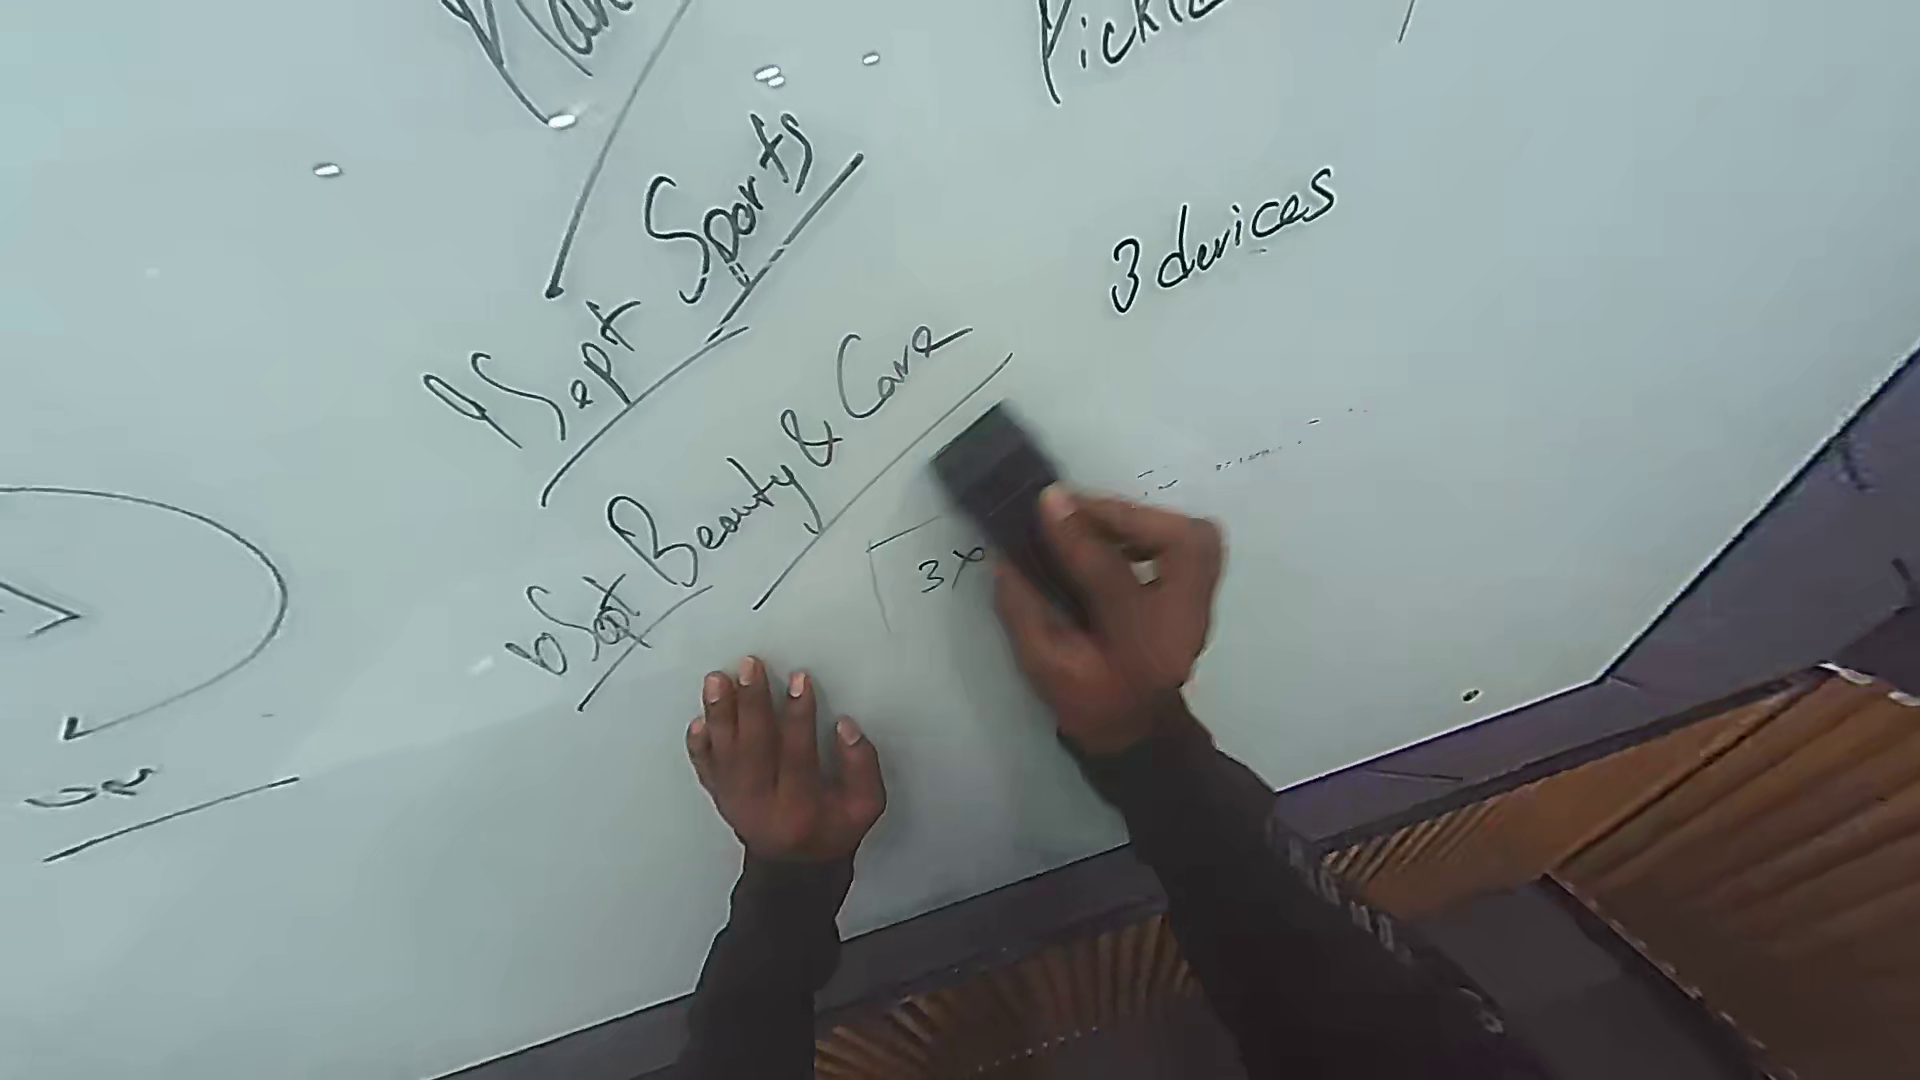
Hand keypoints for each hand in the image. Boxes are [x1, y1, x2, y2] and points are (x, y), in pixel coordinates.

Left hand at [686, 657, 886, 861]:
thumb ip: (862, 765)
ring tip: (717, 681)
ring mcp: (735, 801)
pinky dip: (699, 745)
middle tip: (750, 667)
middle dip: (751, 703)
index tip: (799, 680)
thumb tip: (846, 727)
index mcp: (799, 806)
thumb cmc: (832, 830)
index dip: (799, 715)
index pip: (797, 753)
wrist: (793, 869)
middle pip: (753, 748)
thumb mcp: (865, 805)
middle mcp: (761, 804)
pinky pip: (706, 770)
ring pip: (724, 754)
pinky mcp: (721, 797)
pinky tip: (699, 721)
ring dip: (720, 714)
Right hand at [993, 488, 1223, 753]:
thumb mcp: (1043, 666)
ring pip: (1195, 537)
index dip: (1076, 535)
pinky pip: (1192, 543)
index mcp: (1141, 646)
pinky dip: (1154, 527)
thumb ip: (1021, 611)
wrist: (1137, 730)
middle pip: (1183, 544)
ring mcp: (1201, 606)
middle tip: (1079, 506)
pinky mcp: (1200, 594)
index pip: (1111, 576)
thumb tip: (1004, 559)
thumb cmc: (1089, 702)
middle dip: (1128, 514)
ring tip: (1092, 515)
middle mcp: (1184, 620)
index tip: (1047, 502)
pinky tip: (1115, 533)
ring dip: (1142, 517)